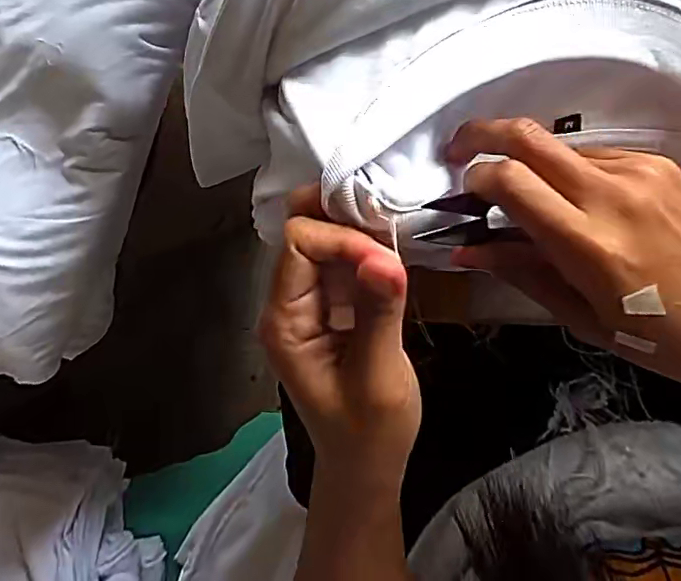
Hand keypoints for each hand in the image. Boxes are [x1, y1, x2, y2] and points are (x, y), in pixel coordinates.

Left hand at [260, 188, 419, 489]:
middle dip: (341, 214)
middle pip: (303, 229)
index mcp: (285, 321)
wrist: (366, 465)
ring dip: (358, 226)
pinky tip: (394, 246)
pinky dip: (369, 243)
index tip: (383, 259)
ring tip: (395, 229)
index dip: (340, 239)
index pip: (299, 244)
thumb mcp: (379, 377)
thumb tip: (384, 259)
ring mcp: (311, 300)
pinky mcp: (335, 302)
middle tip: (385, 213)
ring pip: (324, 236)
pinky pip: (344, 256)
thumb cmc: (369, 433)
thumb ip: (378, 315)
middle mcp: (290, 302)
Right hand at [448, 118, 680, 414]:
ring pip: (560, 144)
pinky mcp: (658, 161)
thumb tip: (465, 248)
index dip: (475, 176)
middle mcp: (613, 194)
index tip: (463, 192)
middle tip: (458, 150)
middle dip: (482, 133)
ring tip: (532, 196)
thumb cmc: (664, 338)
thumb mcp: (584, 319)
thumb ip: (521, 272)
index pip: (511, 180)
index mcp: (591, 245)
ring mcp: (639, 171)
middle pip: (528, 135)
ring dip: (531, 159)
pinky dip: (571, 169)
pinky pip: (595, 154)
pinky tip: (583, 202)